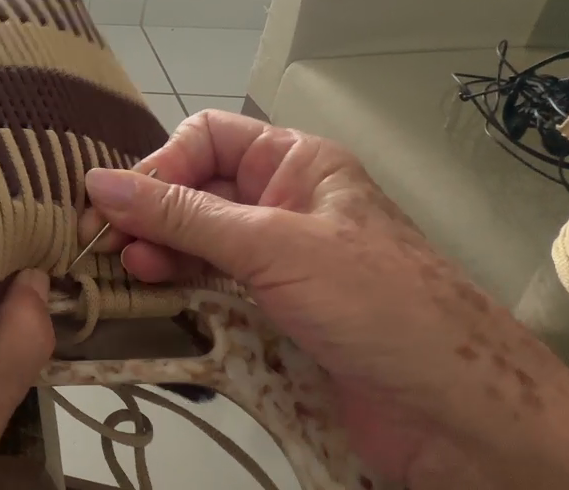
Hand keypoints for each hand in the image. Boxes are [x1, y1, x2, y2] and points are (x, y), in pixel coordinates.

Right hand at [78, 109, 568, 489]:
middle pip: (194, 188)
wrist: (473, 427)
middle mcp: (283, 202)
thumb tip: (95, 182)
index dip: (162, 164)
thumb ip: (180, 215)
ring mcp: (280, 259)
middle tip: (105, 242)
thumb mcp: (272, 246)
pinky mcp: (275, 310)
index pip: (207, 139)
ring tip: (131, 271)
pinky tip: (155, 293)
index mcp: (297, 164)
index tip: (122, 203)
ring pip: (196, 238)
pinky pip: (211, 282)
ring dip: (158, 249)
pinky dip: (178, 284)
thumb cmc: (381, 308)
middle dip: (150, 211)